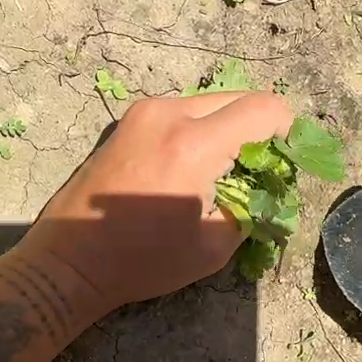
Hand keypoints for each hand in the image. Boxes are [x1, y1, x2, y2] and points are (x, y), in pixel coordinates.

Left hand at [16, 92, 292, 315]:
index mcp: (194, 144)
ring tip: (229, 170)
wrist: (71, 261)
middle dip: (259, 128)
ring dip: (228, 128)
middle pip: (236, 99)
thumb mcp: (212, 248)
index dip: (287, 127)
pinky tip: (197, 167)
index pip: (262, 109)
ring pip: (208, 104)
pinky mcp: (129, 122)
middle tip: (264, 168)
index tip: (291, 155)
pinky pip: (182, 112)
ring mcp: (144, 113)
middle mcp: (169, 114)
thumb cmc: (143, 261)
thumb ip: (250, 210)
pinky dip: (201, 130)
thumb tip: (266, 192)